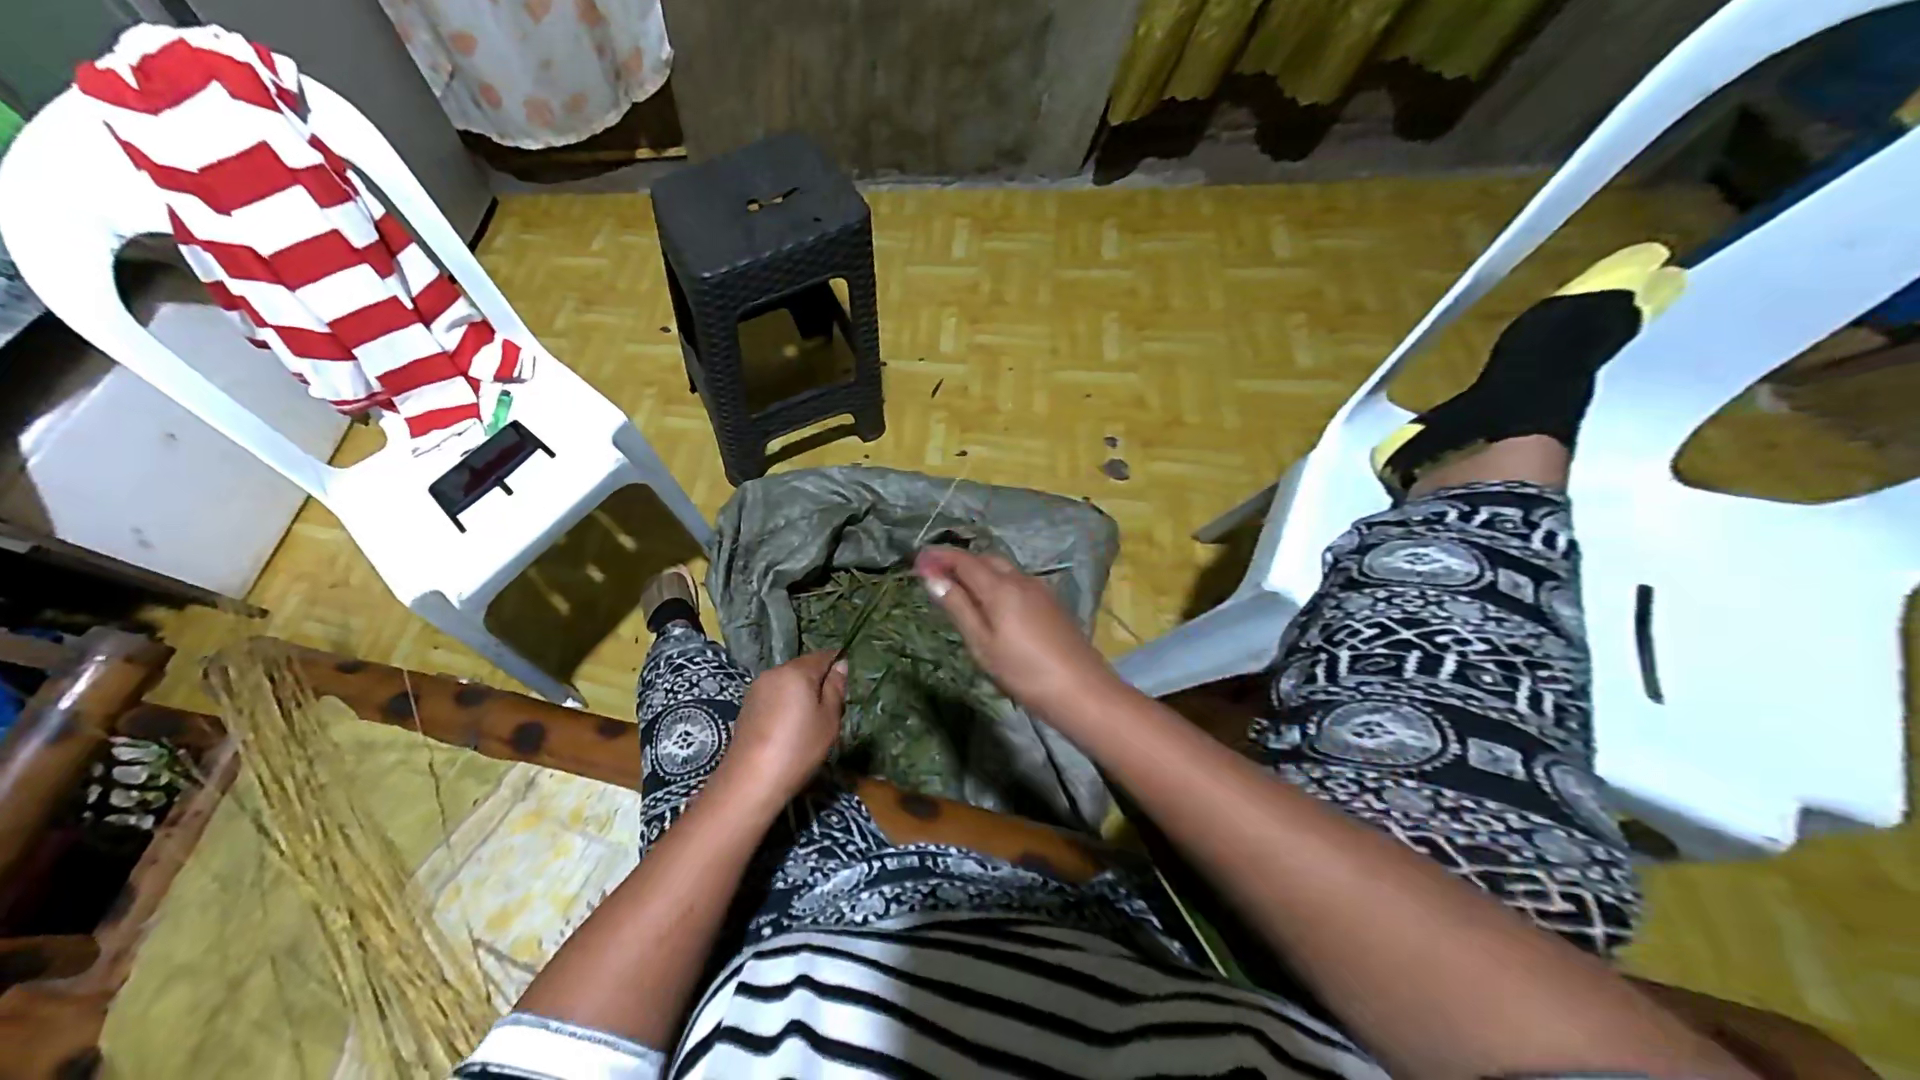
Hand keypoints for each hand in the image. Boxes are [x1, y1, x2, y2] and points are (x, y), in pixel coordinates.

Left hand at [722, 650, 846, 807]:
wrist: (750, 781)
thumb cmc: (798, 748)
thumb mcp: (829, 718)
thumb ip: (835, 687)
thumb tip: (840, 664)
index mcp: (796, 671)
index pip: (824, 656)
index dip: (838, 666)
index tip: (846, 688)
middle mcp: (774, 672)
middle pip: (804, 668)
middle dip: (819, 682)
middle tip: (831, 711)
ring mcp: (756, 689)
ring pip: (788, 683)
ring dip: (801, 695)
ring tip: (809, 724)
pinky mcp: (747, 707)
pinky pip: (774, 697)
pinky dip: (785, 706)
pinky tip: (789, 730)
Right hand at [913, 547, 1122, 720]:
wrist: (1081, 689)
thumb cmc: (1024, 671)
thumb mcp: (982, 643)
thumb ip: (958, 606)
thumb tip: (932, 577)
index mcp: (1000, 587)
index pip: (964, 560)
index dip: (939, 557)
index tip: (917, 560)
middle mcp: (1021, 579)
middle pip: (985, 559)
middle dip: (958, 560)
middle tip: (934, 572)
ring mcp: (1040, 590)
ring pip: (1003, 569)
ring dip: (978, 569)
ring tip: (958, 586)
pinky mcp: (1051, 603)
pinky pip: (1017, 581)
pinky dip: (996, 581)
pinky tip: (991, 600)